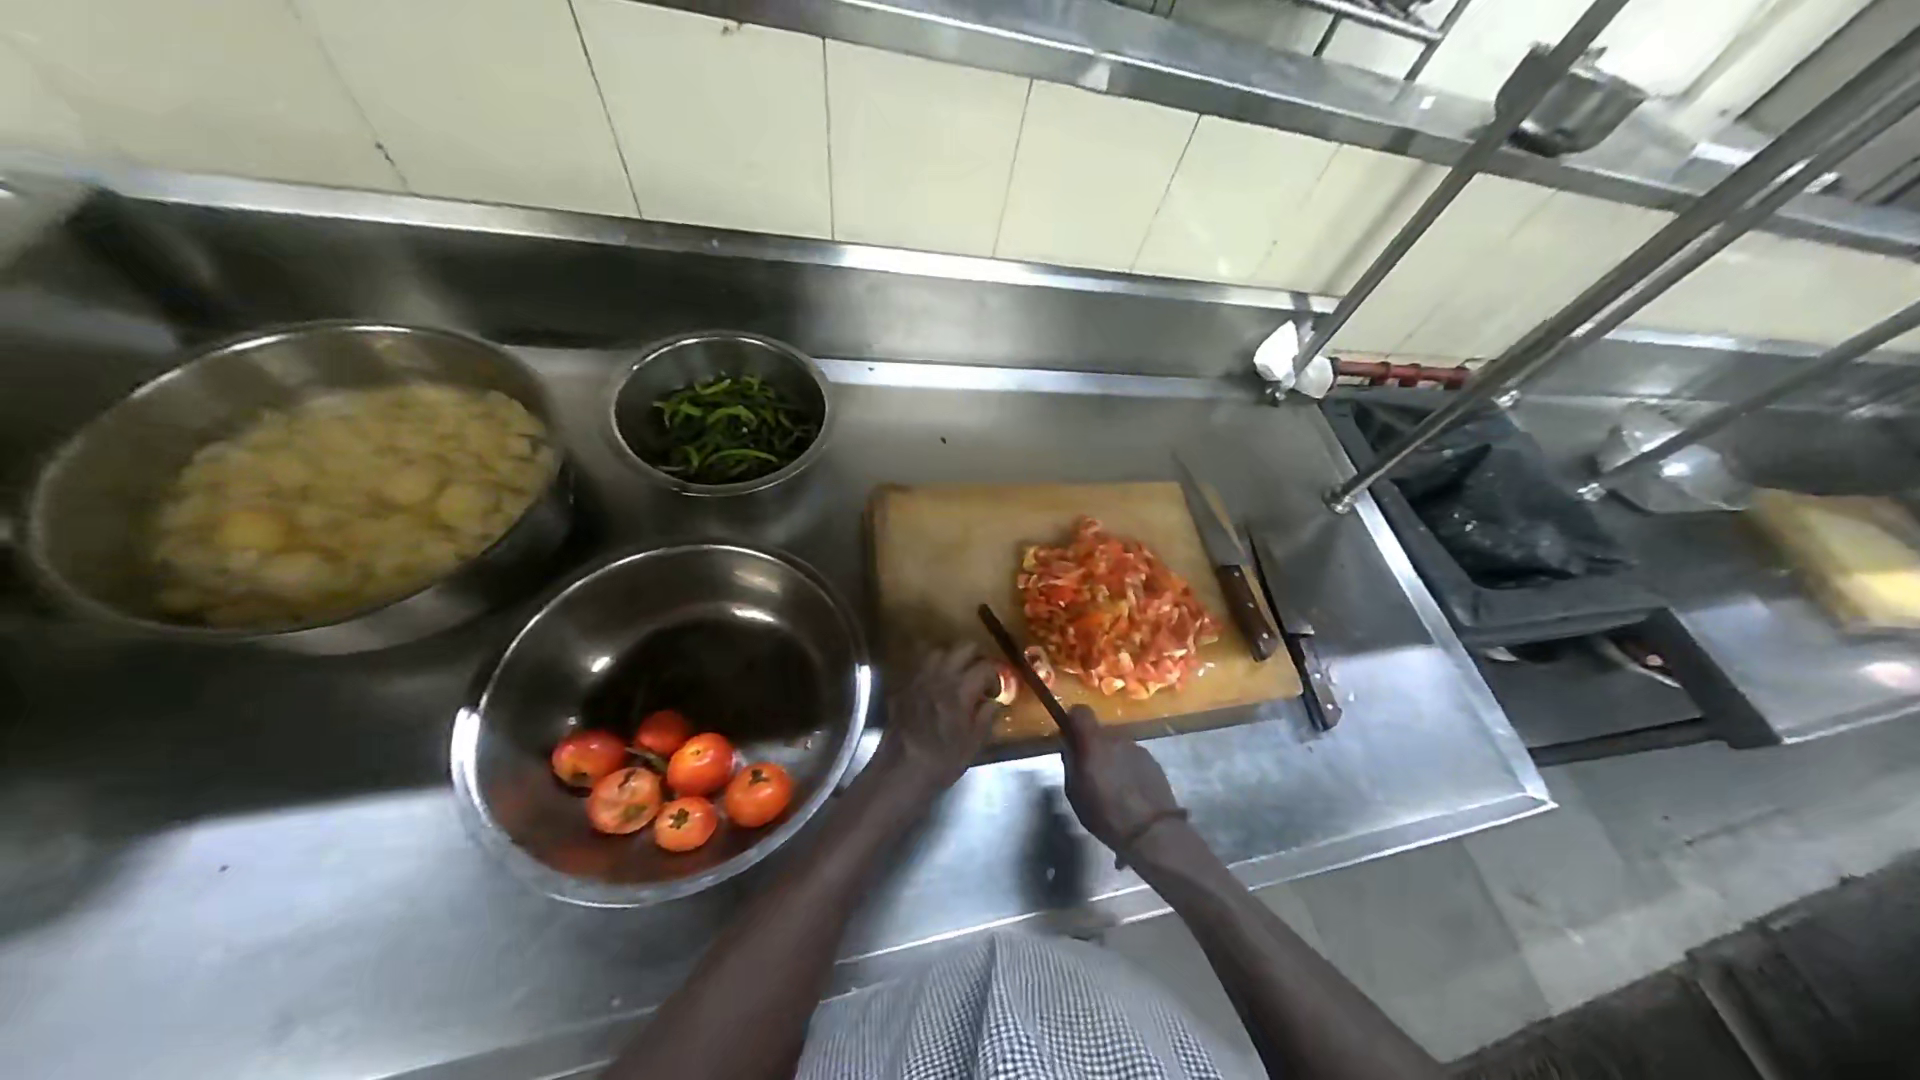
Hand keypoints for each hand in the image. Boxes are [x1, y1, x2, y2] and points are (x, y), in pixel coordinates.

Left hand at [874, 644, 1000, 791]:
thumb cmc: (942, 762)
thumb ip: (986, 718)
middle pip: (963, 647)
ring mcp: (918, 679)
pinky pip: (919, 667)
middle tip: (980, 674)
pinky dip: (930, 670)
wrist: (901, 771)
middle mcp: (939, 677)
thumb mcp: (973, 744)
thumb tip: (994, 703)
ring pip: (938, 651)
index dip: (996, 675)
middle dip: (976, 657)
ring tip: (956, 675)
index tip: (996, 689)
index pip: (985, 666)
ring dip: (951, 658)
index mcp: (961, 690)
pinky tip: (934, 686)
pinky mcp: (903, 687)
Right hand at [1057, 705, 1185, 862]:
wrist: (1151, 831)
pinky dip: (1128, 769)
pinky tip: (1130, 792)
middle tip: (1091, 771)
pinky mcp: (1154, 763)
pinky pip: (1133, 759)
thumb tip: (1071, 747)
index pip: (1081, 711)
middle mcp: (1117, 738)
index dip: (1074, 720)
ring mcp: (1138, 749)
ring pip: (1118, 746)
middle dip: (1093, 746)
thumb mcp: (1075, 792)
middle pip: (1101, 732)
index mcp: (1094, 742)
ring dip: (1112, 759)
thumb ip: (1071, 764)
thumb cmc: (1104, 813)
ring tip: (1113, 787)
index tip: (1070, 736)